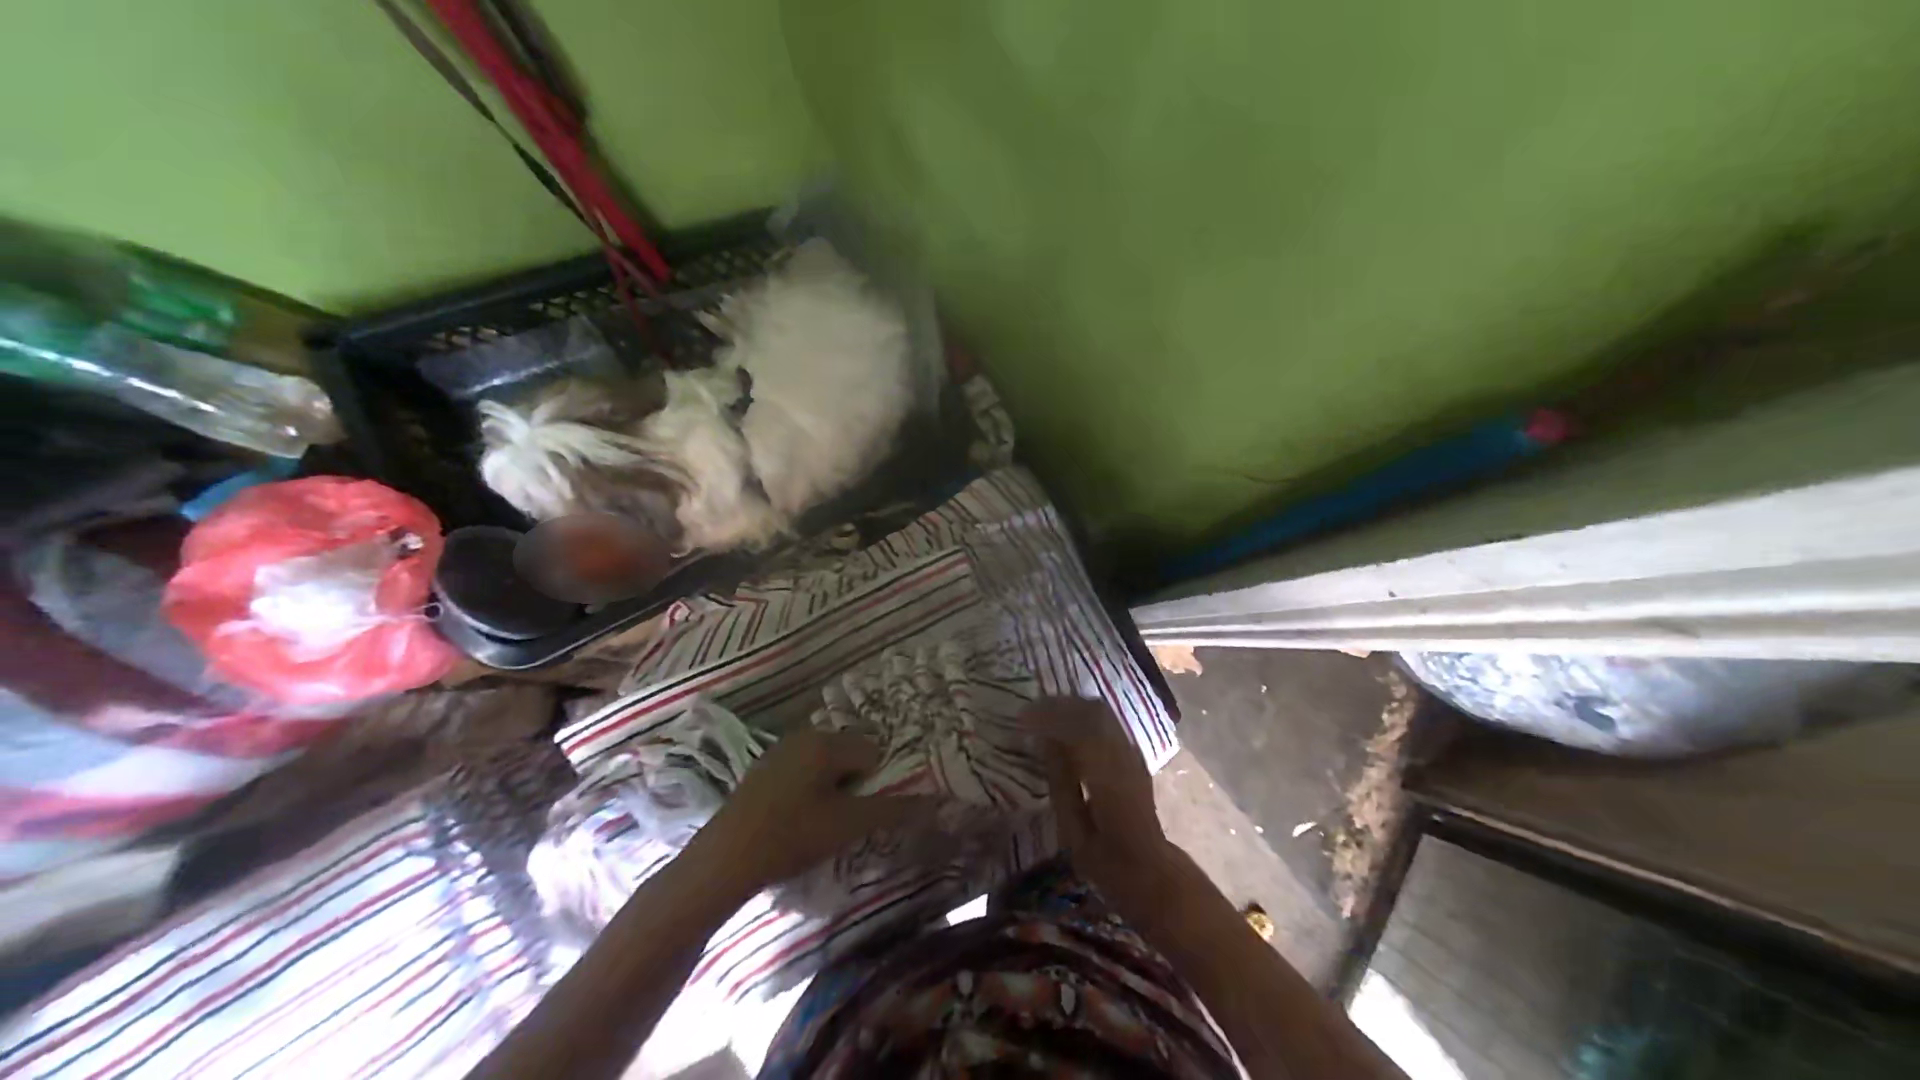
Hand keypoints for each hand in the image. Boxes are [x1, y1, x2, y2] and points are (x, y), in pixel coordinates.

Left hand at [687, 729, 932, 899]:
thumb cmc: (791, 836)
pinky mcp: (762, 771)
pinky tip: (797, 824)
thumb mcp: (848, 825)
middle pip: (849, 754)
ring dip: (833, 791)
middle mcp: (804, 735)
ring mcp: (779, 751)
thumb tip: (935, 801)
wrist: (723, 860)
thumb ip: (892, 810)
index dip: (877, 783)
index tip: (865, 813)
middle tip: (845, 822)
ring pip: (825, 765)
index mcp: (826, 741)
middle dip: (855, 785)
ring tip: (822, 827)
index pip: (874, 751)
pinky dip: (810, 793)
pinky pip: (802, 773)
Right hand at [1028, 698, 1183, 918]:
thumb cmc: (1105, 860)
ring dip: (1073, 707)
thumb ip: (1060, 782)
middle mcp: (1126, 758)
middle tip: (1030, 711)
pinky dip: (1085, 716)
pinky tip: (1067, 726)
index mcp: (1109, 778)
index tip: (1022, 718)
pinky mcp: (1135, 755)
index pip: (1078, 730)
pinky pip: (1109, 723)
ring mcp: (1134, 754)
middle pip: (1093, 713)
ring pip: (1104, 713)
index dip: (1048, 718)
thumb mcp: (1072, 830)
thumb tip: (1045, 741)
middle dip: (1060, 706)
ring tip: (1044, 714)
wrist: (1149, 869)